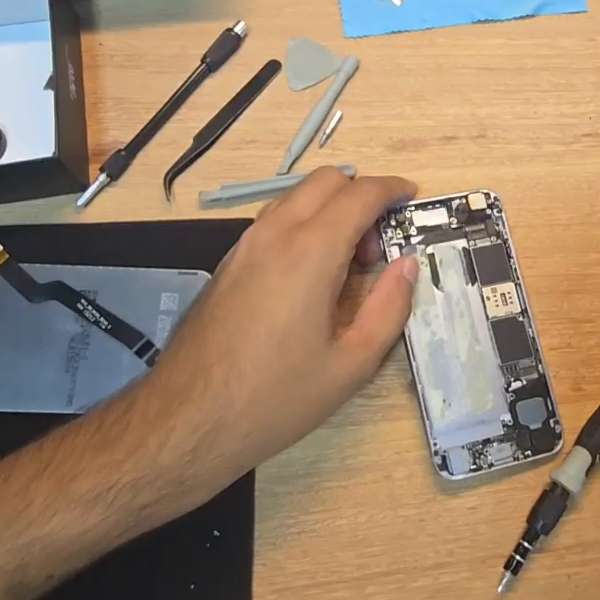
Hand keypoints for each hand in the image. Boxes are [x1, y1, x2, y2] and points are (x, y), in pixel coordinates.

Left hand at [123, 168, 418, 495]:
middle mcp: (273, 235)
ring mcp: (244, 246)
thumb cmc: (275, 397)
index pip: (359, 194)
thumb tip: (407, 266)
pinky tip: (310, 278)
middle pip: (325, 181)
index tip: (411, 198)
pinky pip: (273, 223)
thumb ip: (388, 308)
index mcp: (309, 252)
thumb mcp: (350, 364)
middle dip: (361, 196)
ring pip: (295, 198)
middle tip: (377, 246)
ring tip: (346, 265)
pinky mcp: (227, 264)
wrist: (188, 418)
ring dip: (329, 210)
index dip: (392, 189)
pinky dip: (303, 227)